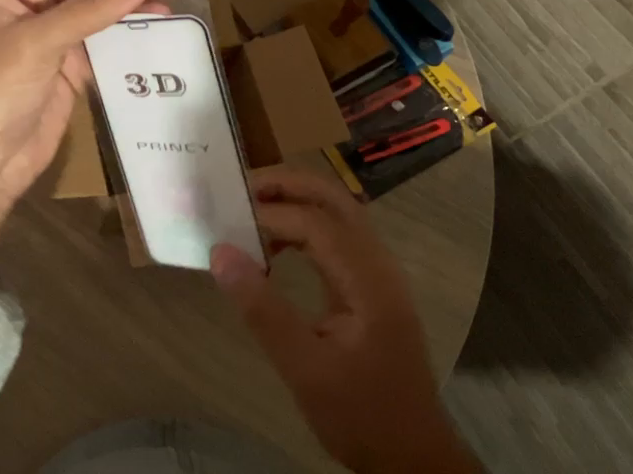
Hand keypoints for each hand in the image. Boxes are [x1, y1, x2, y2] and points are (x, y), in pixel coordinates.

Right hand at [210, 169, 482, 473]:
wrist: (412, 455)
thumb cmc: (359, 413)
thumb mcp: (304, 368)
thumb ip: (262, 309)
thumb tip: (220, 251)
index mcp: (369, 280)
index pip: (315, 222)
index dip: (269, 214)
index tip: (225, 222)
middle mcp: (380, 265)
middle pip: (334, 199)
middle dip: (286, 185)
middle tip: (238, 188)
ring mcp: (381, 274)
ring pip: (339, 212)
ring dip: (296, 201)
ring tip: (250, 211)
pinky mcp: (374, 287)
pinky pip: (339, 236)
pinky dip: (305, 225)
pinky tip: (277, 245)